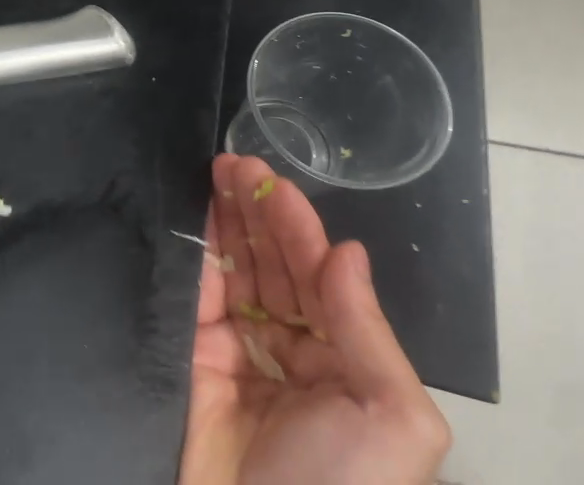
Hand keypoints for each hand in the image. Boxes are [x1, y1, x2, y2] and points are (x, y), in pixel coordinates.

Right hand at [181, 154, 449, 484]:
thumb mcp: (390, 421)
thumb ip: (366, 330)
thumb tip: (347, 252)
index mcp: (349, 365)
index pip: (320, 280)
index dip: (297, 228)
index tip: (270, 179)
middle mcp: (297, 353)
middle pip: (275, 267)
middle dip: (257, 212)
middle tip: (233, 162)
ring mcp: (241, 355)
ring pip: (235, 274)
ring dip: (226, 223)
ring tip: (214, 173)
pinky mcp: (194, 360)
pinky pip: (197, 296)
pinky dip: (196, 256)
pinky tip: (193, 220)